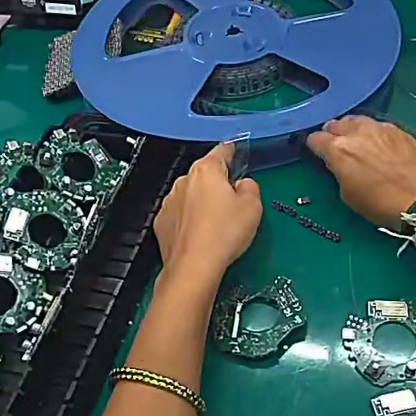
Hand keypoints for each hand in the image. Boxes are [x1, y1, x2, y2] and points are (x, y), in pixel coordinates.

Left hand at [153, 142, 261, 283]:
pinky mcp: (162, 222)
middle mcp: (184, 181)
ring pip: (191, 195)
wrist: (194, 265)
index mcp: (206, 170)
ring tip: (217, 224)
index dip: (231, 151)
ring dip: (202, 203)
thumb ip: (250, 187)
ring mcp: (169, 202)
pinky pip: (180, 214)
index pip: (221, 151)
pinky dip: (189, 219)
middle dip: (218, 184)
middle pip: (205, 175)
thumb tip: (242, 185)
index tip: (234, 150)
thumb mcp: (253, 207)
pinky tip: (201, 234)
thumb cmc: (224, 233)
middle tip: (233, 203)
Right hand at [306, 116, 415, 227]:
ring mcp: (379, 128)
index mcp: (338, 150)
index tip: (319, 154)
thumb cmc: (381, 203)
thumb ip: (338, 171)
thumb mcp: (347, 194)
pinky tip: (378, 146)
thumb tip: (338, 164)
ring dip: (352, 130)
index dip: (315, 147)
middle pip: (335, 124)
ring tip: (357, 143)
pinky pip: (377, 126)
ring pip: (356, 120)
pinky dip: (372, 133)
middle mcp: (356, 132)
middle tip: (337, 148)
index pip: (315, 139)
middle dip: (332, 135)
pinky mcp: (398, 130)